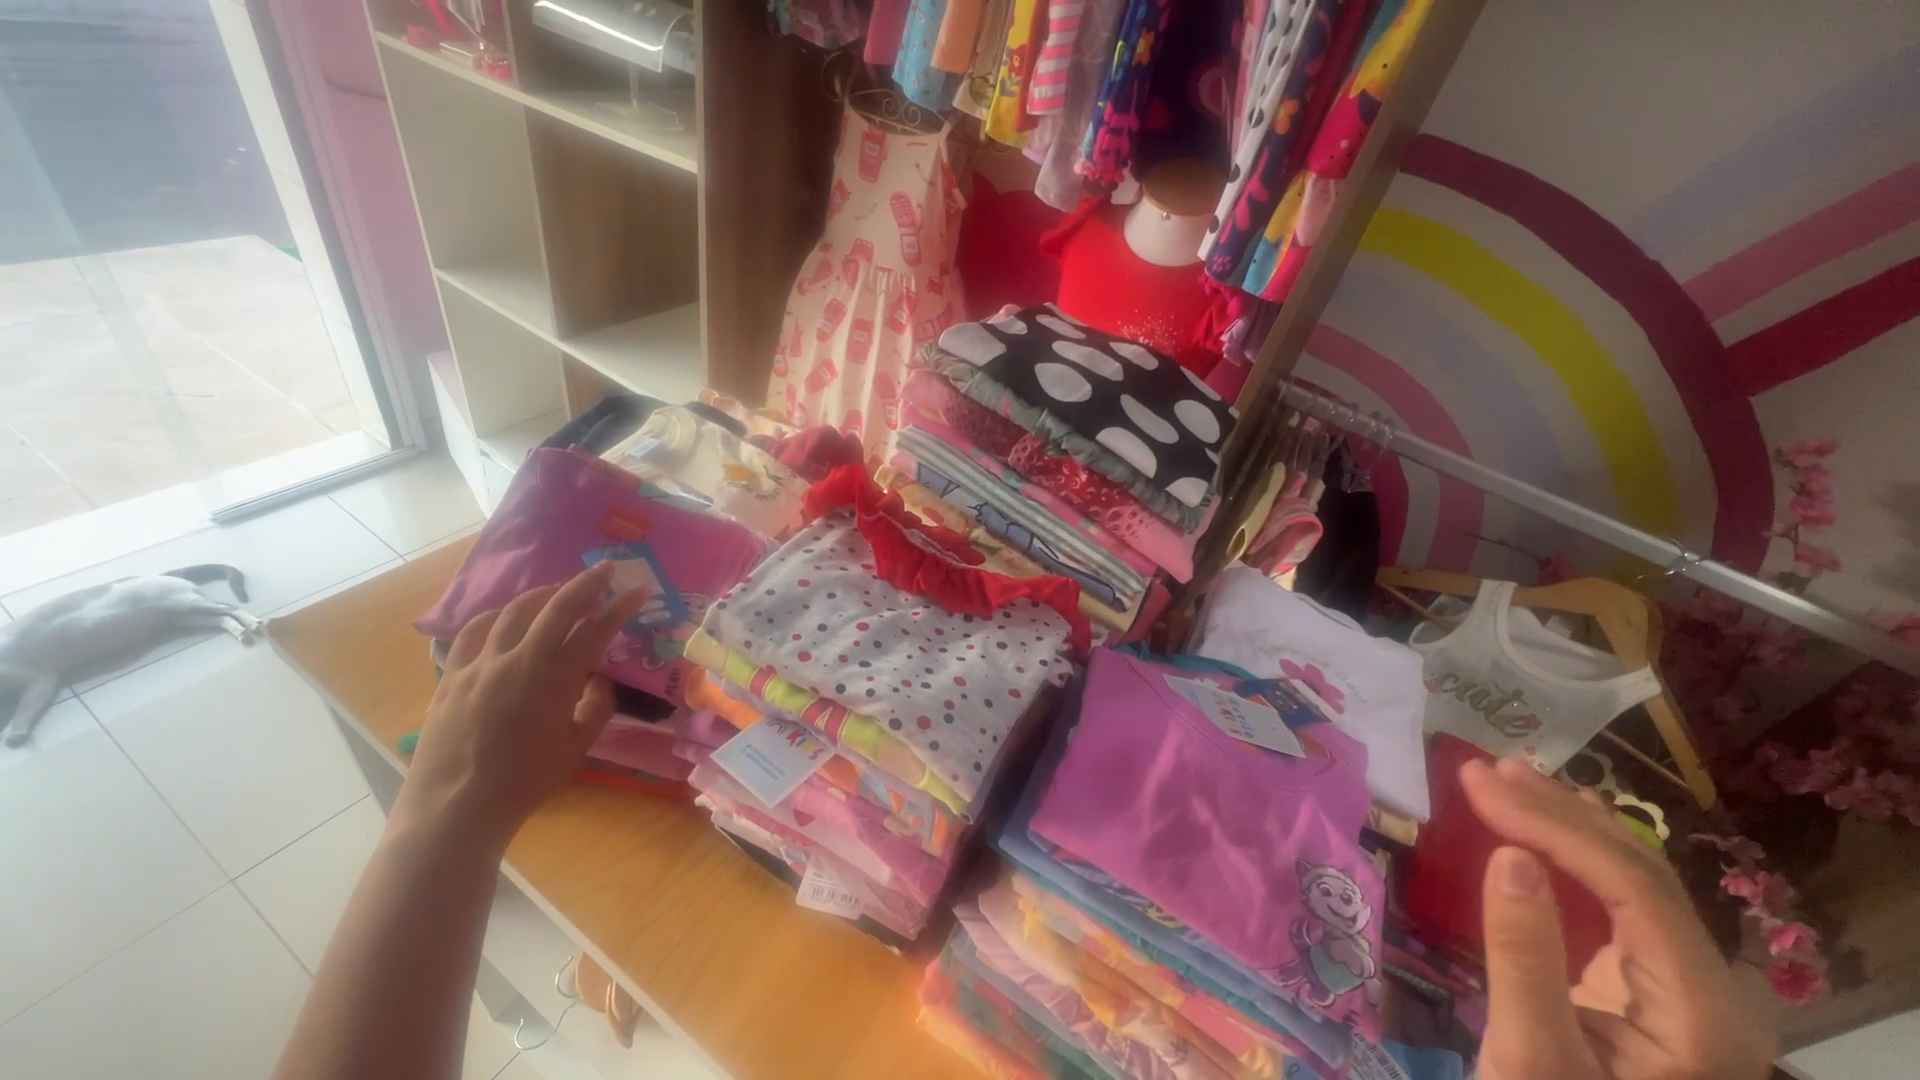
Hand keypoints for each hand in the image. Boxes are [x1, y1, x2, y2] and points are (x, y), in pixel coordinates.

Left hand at [397, 563, 647, 847]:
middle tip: (605, 569)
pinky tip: (505, 617)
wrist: (456, 808)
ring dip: (541, 595)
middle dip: (585, 583)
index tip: (639, 590)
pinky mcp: (452, 675)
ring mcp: (479, 665)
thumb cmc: (525, 782)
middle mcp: (517, 661)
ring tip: (558, 591)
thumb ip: (596, 706)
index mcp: (554, 681)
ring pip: (513, 611)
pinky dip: (497, 616)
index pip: (595, 630)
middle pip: (556, 607)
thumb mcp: (576, 747)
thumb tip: (598, 679)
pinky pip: (475, 631)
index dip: (620, 607)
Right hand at [1464, 757, 1774, 1079]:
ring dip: (1564, 822)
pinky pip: (1616, 904)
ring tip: (1504, 779)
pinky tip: (1539, 828)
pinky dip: (1568, 855)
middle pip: (1639, 873)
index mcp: (1699, 1012)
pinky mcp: (1646, 989)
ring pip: (1632, 880)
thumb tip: (1510, 854)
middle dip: (1556, 811)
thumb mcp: (1530, 1058)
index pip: (1632, 886)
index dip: (1553, 825)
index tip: (1476, 787)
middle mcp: (1707, 990)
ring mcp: (1680, 988)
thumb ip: (1525, 959)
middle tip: (1480, 770)